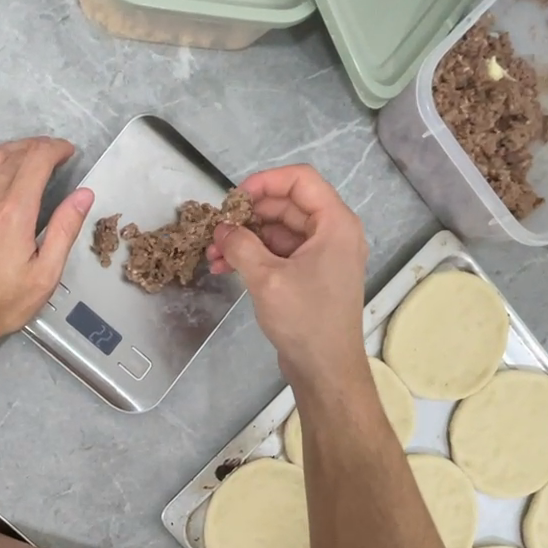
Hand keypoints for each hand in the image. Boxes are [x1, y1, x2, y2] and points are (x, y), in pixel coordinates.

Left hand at [0, 136, 94, 349]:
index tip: (68, 152)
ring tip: (28, 153)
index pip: (36, 161)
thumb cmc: (2, 302)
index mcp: (14, 213)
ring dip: (12, 149)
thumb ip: (64, 230)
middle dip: (37, 146)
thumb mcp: (45, 274)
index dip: (55, 149)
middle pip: (13, 155)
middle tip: (53, 152)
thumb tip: (83, 195)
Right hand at [208, 165, 369, 384]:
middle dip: (248, 216)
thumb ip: (241, 246)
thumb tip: (222, 229)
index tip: (232, 199)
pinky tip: (226, 268)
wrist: (325, 366)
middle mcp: (332, 233)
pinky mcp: (310, 277)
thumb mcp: (267, 278)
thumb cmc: (304, 319)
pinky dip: (254, 257)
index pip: (300, 181)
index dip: (265, 182)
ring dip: (246, 239)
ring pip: (279, 232)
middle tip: (216, 231)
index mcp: (334, 224)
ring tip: (213, 255)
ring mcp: (322, 256)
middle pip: (287, 207)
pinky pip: (280, 254)